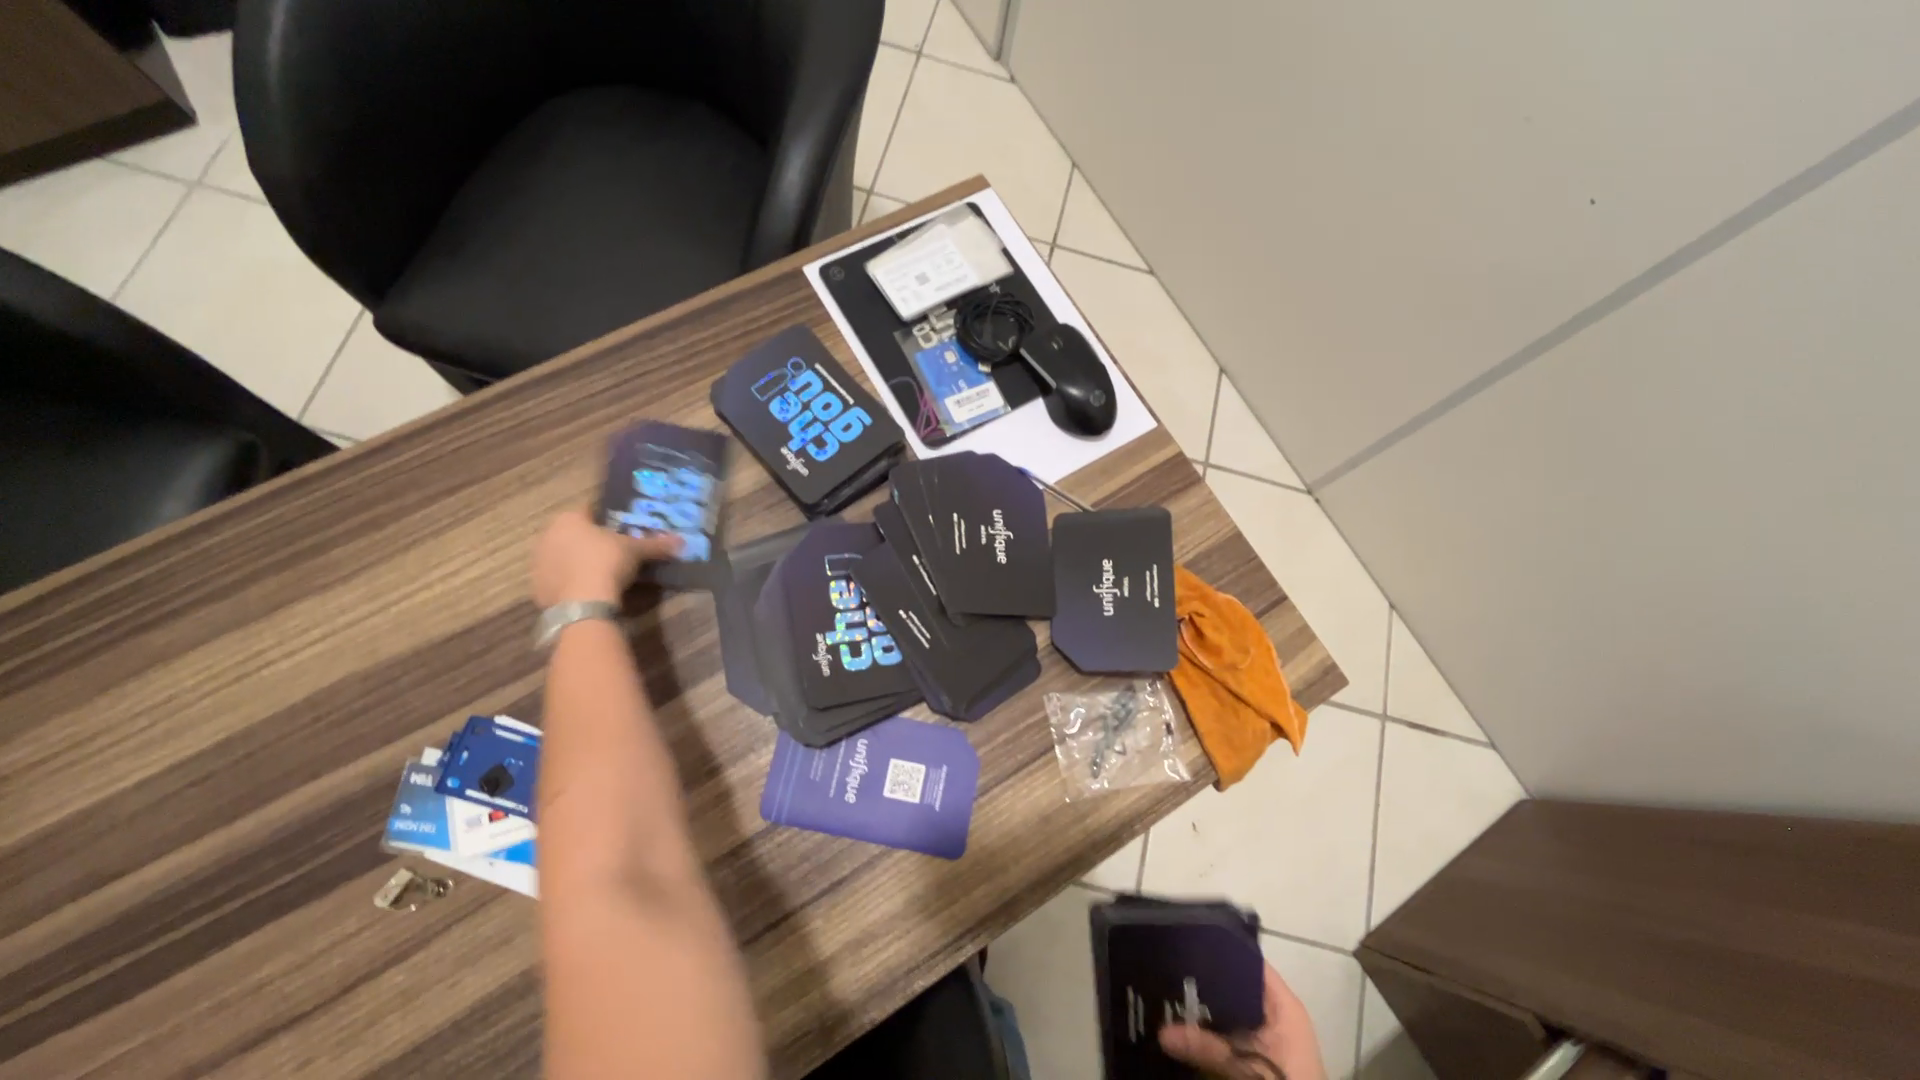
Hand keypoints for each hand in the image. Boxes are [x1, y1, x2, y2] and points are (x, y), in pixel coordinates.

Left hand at [531, 509, 681, 607]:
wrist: (583, 602)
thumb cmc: (608, 562)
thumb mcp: (636, 551)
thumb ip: (656, 544)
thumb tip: (682, 541)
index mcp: (568, 519)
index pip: (588, 511)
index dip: (604, 519)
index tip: (618, 530)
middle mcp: (547, 535)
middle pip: (571, 534)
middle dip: (587, 541)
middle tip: (611, 553)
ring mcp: (538, 562)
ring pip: (561, 557)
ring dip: (575, 562)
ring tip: (599, 575)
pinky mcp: (536, 587)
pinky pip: (556, 580)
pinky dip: (569, 583)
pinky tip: (586, 591)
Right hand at [1159, 963, 1327, 1079]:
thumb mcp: (1246, 1066)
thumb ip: (1207, 1047)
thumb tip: (1161, 1032)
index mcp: (1282, 1004)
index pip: (1248, 962)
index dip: (1219, 952)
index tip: (1185, 945)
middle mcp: (1275, 1014)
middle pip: (1234, 986)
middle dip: (1203, 983)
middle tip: (1166, 972)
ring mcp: (1268, 1038)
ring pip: (1229, 1013)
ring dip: (1204, 1011)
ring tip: (1166, 996)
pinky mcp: (1259, 1058)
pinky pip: (1230, 1035)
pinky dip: (1210, 1033)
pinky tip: (1183, 1029)